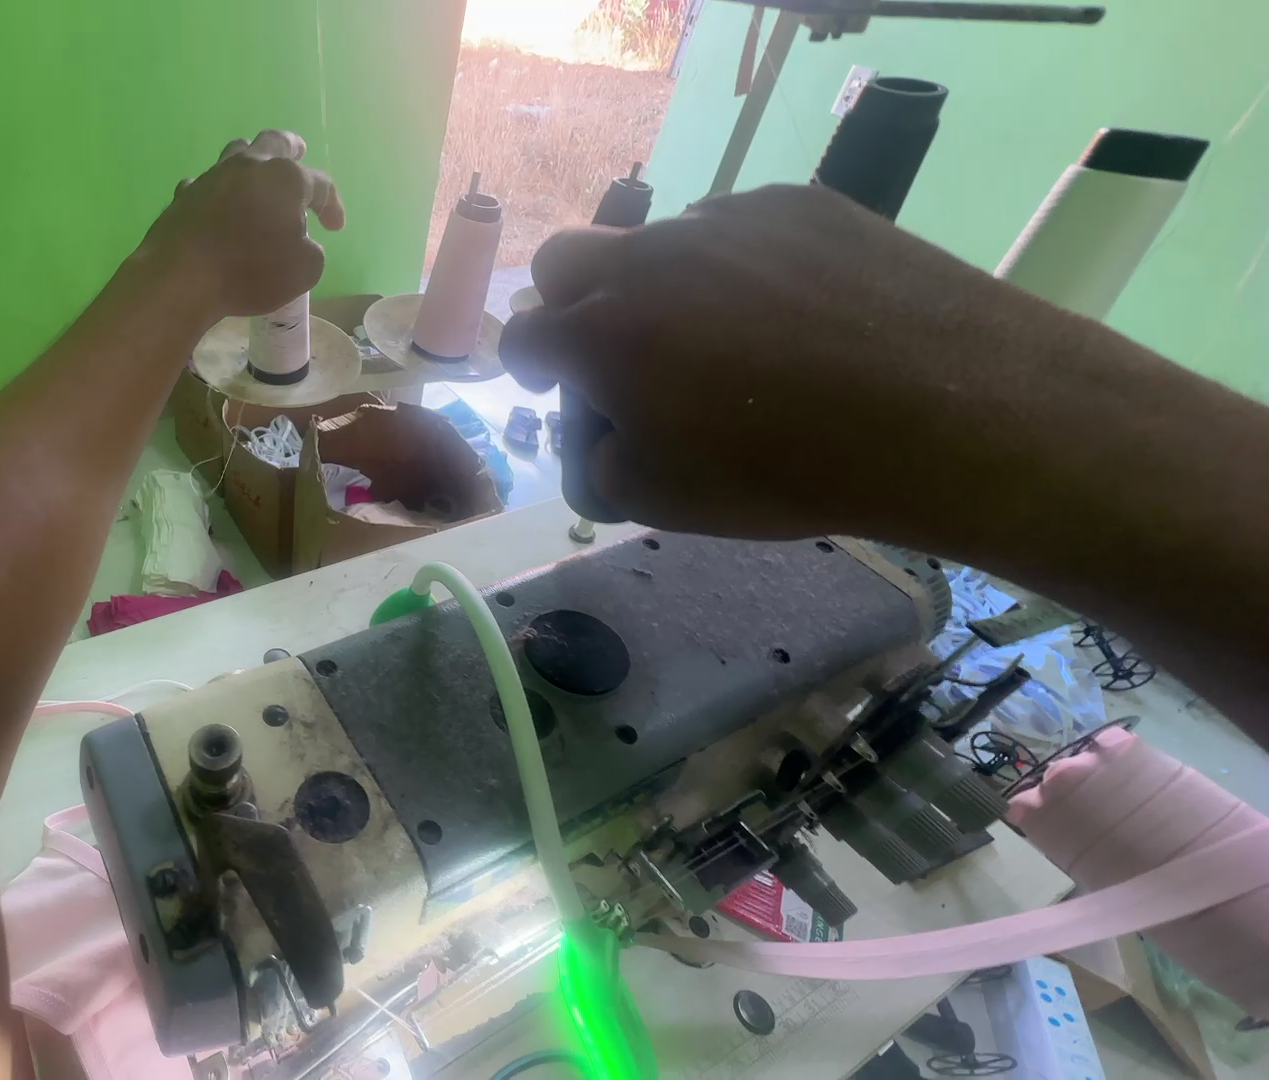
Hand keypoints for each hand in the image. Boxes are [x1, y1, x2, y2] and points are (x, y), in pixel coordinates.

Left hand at [143, 130, 344, 317]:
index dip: (333, 205)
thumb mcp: (303, 271)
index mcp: (286, 179)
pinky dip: (217, 192)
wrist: (184, 276)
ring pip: (236, 154)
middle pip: (274, 143)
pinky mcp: (185, 196)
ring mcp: (213, 177)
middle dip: (291, 146)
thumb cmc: (252, 271)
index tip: (336, 227)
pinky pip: (206, 184)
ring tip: (257, 171)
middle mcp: (250, 166)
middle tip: (299, 149)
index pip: (320, 185)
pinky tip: (216, 203)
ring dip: (252, 160)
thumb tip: (302, 242)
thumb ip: (311, 252)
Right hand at [500, 184, 1081, 538]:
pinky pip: (729, 232)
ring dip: (653, 290)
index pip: (523, 334)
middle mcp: (644, 262)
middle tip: (614, 352)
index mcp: (599, 335)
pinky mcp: (795, 204)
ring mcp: (721, 223)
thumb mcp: (654, 499)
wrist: (947, 417)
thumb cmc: (778, 470)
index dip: (527, 365)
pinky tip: (782, 317)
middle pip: (563, 260)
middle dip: (566, 306)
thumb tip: (605, 435)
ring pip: (650, 244)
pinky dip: (728, 271)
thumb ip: (598, 461)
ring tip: (718, 342)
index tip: (551, 385)